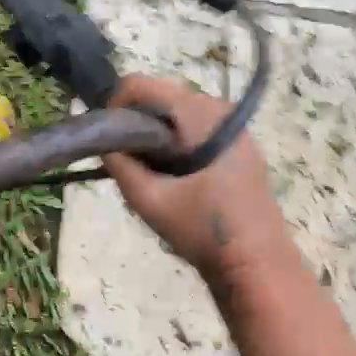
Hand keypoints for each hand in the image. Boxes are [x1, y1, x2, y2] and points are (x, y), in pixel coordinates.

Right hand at [102, 75, 293, 282]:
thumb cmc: (203, 230)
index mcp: (200, 115)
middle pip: (156, 95)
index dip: (114, 108)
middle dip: (135, 120)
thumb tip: (95, 134)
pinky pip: (192, 123)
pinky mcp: (240, 144)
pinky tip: (176, 173)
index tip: (112, 142)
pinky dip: (175, 138)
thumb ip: (114, 159)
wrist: (260, 270)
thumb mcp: (145, 197)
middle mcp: (219, 110)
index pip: (138, 85)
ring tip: (152, 167)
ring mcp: (234, 127)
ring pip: (173, 109)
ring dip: (153, 130)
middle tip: (130, 158)